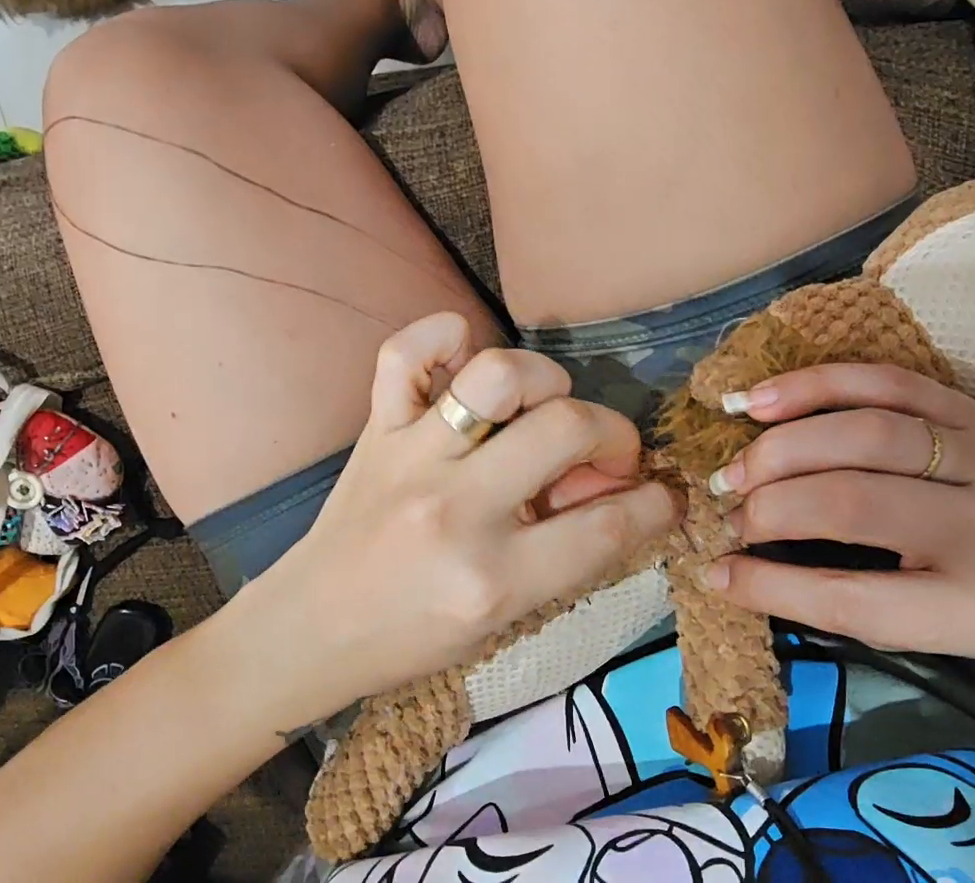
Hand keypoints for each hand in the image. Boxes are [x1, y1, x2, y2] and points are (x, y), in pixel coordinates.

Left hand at [232, 312, 678, 717]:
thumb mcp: (503, 619)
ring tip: (544, 405)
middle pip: (567, 429)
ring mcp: (410, 460)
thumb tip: (619, 489)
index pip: (606, 527)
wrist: (312, 629)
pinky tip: (464, 357)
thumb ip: (566, 555)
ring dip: (543, 379)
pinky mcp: (375, 432)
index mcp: (492, 580)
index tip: (662, 493)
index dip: (654, 504)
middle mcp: (455, 509)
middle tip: (605, 451)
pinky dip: (443, 336)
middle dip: (614, 432)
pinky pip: (404, 354)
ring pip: (497, 375)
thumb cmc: (412, 638)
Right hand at [700, 364, 974, 662]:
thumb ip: (844, 599)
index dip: (770, 584)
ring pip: (867, 433)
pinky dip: (815, 387)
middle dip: (768, 505)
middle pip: (855, 504)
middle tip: (724, 511)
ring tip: (735, 468)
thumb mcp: (939, 630)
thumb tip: (731, 572)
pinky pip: (888, 383)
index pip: (854, 598)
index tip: (715, 572)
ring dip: (782, 447)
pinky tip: (762, 402)